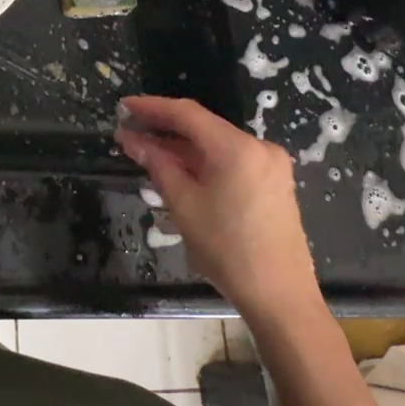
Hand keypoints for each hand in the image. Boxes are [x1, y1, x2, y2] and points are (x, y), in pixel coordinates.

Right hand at [116, 95, 317, 316]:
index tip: (124, 107)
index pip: (187, 114)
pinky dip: (203, 162)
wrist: (280, 298)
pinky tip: (179, 169)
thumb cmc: (227, 250)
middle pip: (203, 127)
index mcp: (237, 148)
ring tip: (147, 151)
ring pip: (216, 145)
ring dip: (182, 147)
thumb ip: (157, 164)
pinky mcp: (274, 183)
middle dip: (164, 128)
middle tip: (130, 129)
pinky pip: (231, 161)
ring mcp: (270, 166)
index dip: (152, 107)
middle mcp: (259, 147)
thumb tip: (131, 139)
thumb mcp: (183, 205)